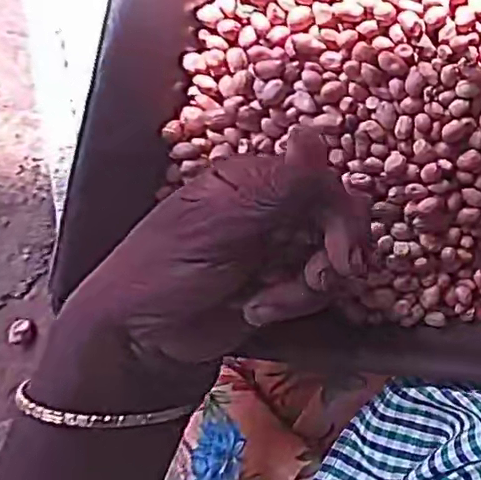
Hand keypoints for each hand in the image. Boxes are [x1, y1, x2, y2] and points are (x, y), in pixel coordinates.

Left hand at [53, 128, 370, 404]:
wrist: (137, 344)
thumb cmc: (162, 275)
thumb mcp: (217, 224)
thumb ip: (274, 185)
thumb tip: (311, 135)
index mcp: (255, 181)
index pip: (325, 183)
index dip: (342, 216)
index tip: (343, 252)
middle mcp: (276, 207)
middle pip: (340, 219)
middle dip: (333, 255)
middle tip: (318, 280)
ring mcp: (282, 245)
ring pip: (335, 254)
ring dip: (310, 285)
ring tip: (267, 302)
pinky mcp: (285, 279)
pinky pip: (321, 284)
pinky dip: (298, 302)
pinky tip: (259, 310)